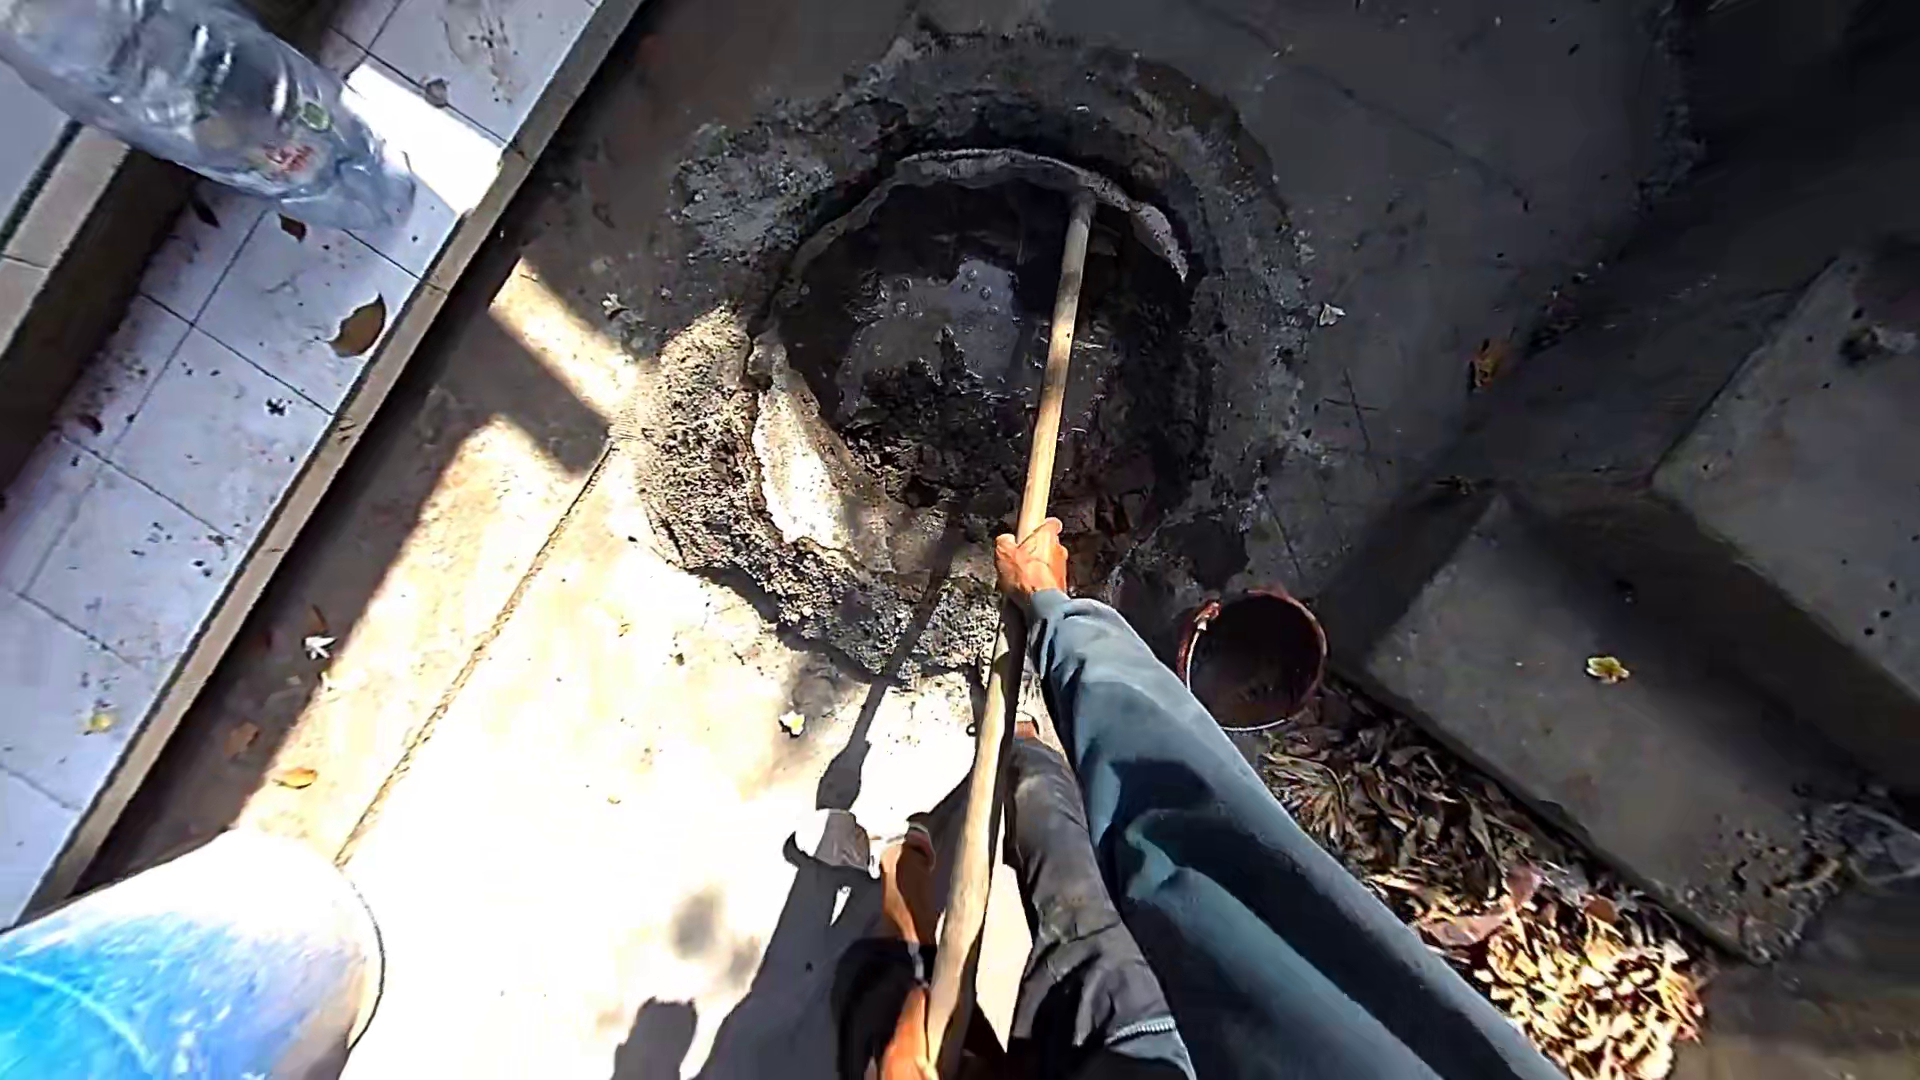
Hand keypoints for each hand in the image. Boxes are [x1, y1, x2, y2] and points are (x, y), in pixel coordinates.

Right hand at [995, 517, 1068, 609]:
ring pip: (1049, 563)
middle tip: (1019, 558)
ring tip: (1021, 578)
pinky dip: (1040, 583)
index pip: (1050, 523)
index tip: (1033, 529)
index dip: (1041, 525)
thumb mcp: (1003, 553)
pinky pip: (1049, 580)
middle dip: (1035, 550)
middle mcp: (1059, 550)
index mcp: (1047, 537)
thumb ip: (1004, 541)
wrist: (1041, 605)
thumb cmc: (1026, 577)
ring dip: (1038, 568)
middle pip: (1048, 545)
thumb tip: (1005, 539)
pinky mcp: (1062, 585)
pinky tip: (1028, 590)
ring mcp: (1062, 569)